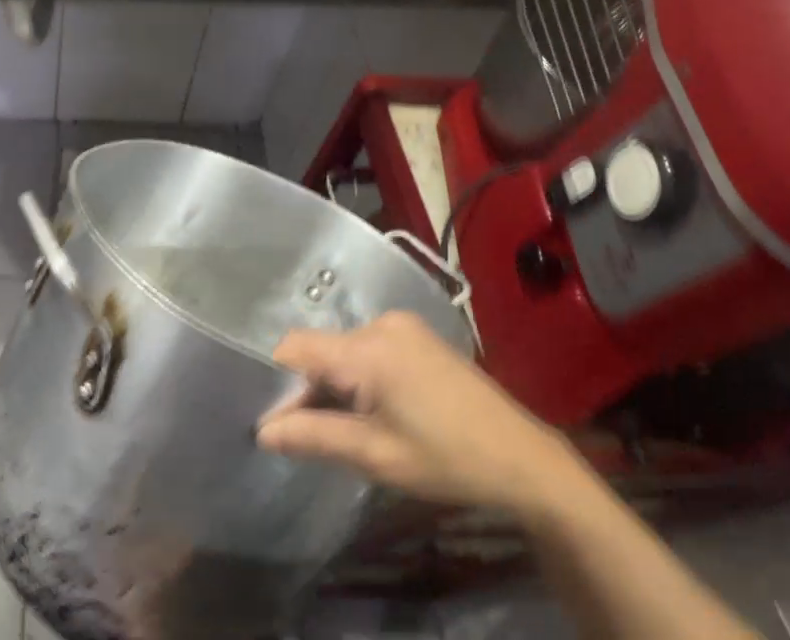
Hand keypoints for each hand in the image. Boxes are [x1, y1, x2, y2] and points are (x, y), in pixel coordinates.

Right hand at [256, 312, 589, 515]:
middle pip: (318, 350)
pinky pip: (366, 351)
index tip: (279, 425)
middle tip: (312, 436)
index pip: (293, 349)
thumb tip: (262, 431)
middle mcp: (381, 326)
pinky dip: (357, 379)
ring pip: (341, 351)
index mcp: (368, 349)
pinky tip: (373, 414)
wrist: (528, 463)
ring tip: (345, 429)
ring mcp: (403, 329)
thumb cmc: (449, 460)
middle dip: (307, 390)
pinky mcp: (418, 339)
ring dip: (333, 386)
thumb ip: (313, 437)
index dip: (277, 385)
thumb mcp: (376, 455)